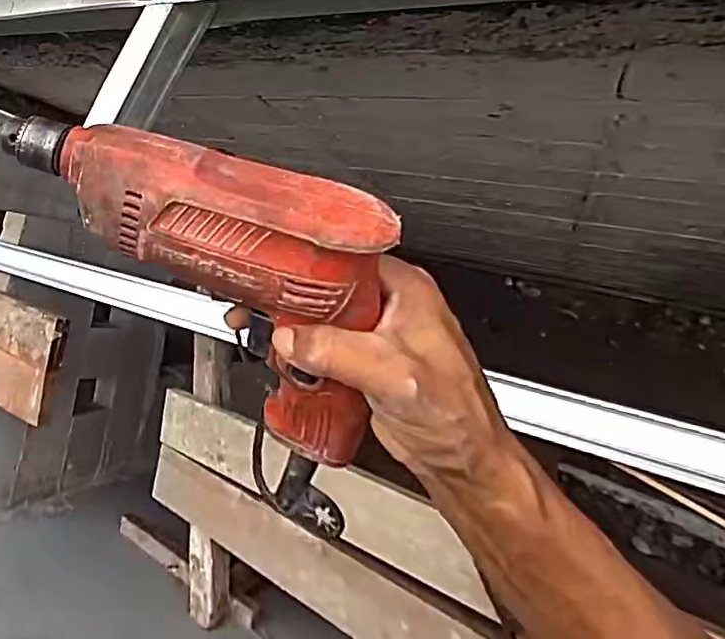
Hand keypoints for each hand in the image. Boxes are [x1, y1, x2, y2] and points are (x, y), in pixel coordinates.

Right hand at [228, 256, 515, 488]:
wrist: (464, 467)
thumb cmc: (458, 418)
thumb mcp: (394, 374)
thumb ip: (338, 351)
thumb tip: (289, 338)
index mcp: (403, 286)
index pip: (340, 256)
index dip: (302, 264)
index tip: (271, 275)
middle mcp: (385, 302)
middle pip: (319, 285)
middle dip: (286, 301)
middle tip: (260, 309)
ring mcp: (369, 330)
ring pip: (314, 315)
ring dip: (287, 329)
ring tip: (266, 336)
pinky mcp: (357, 355)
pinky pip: (316, 343)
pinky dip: (297, 352)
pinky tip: (288, 362)